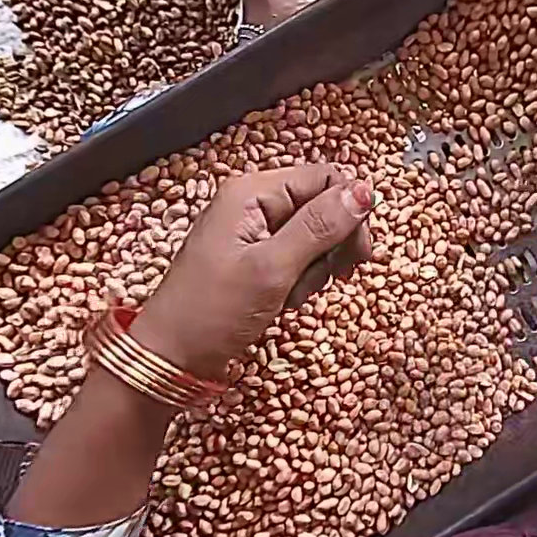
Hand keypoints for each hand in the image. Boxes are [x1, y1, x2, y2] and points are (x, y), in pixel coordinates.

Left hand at [134, 164, 376, 376]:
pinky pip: (297, 258)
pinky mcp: (255, 258)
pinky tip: (286, 299)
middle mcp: (254, 203)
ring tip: (293, 294)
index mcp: (252, 192)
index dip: (350, 211)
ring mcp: (254, 232)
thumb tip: (365, 192)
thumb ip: (319, 227)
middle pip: (322, 206)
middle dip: (333, 244)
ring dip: (316, 268)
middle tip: (336, 276)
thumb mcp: (272, 268)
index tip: (359, 254)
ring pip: (314, 236)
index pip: (325, 178)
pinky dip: (301, 280)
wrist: (171, 358)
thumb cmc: (213, 312)